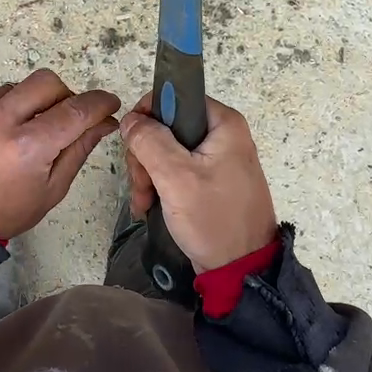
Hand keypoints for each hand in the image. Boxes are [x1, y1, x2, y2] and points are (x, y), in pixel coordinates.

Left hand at [0, 70, 121, 240]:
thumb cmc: (7, 209)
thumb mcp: (52, 188)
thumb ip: (80, 148)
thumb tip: (105, 120)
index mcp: (28, 147)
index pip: (75, 110)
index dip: (98, 102)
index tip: (109, 102)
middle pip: (47, 82)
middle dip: (64, 95)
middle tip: (64, 116)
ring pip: (18, 87)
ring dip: (29, 103)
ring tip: (22, 132)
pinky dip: (2, 110)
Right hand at [121, 94, 277, 270]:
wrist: (241, 274)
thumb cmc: (214, 219)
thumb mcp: (176, 177)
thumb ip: (149, 141)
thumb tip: (130, 119)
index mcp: (222, 123)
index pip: (173, 98)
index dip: (147, 117)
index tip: (134, 146)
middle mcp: (222, 134)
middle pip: (166, 126)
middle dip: (145, 155)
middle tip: (141, 183)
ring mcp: (217, 159)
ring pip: (166, 150)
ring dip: (147, 174)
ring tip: (143, 200)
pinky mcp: (211, 181)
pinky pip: (176, 170)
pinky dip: (159, 185)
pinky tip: (149, 205)